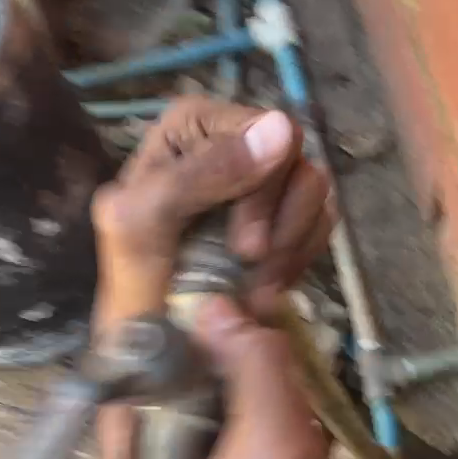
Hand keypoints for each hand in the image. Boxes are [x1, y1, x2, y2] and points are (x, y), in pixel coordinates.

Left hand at [92, 97, 336, 322]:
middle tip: (250, 264)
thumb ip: (205, 171)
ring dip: (291, 243)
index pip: (266, 129)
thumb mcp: (145, 221)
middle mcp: (235, 143)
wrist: (153, 334)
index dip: (264, 188)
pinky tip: (269, 279)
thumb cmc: (135, 278)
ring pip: (316, 192)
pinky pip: (323, 221)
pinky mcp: (286, 214)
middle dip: (279, 223)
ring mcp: (264, 179)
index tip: (247, 246)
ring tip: (257, 280)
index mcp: (194, 125)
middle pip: (298, 163)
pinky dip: (301, 255)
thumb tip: (283, 128)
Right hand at [97, 297, 369, 458]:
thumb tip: (220, 303)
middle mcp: (242, 428)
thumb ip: (257, 368)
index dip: (180, 338)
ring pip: (144, 443)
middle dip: (136, 436)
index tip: (139, 356)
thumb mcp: (272, 444)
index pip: (221, 341)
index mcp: (272, 404)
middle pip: (168, 392)